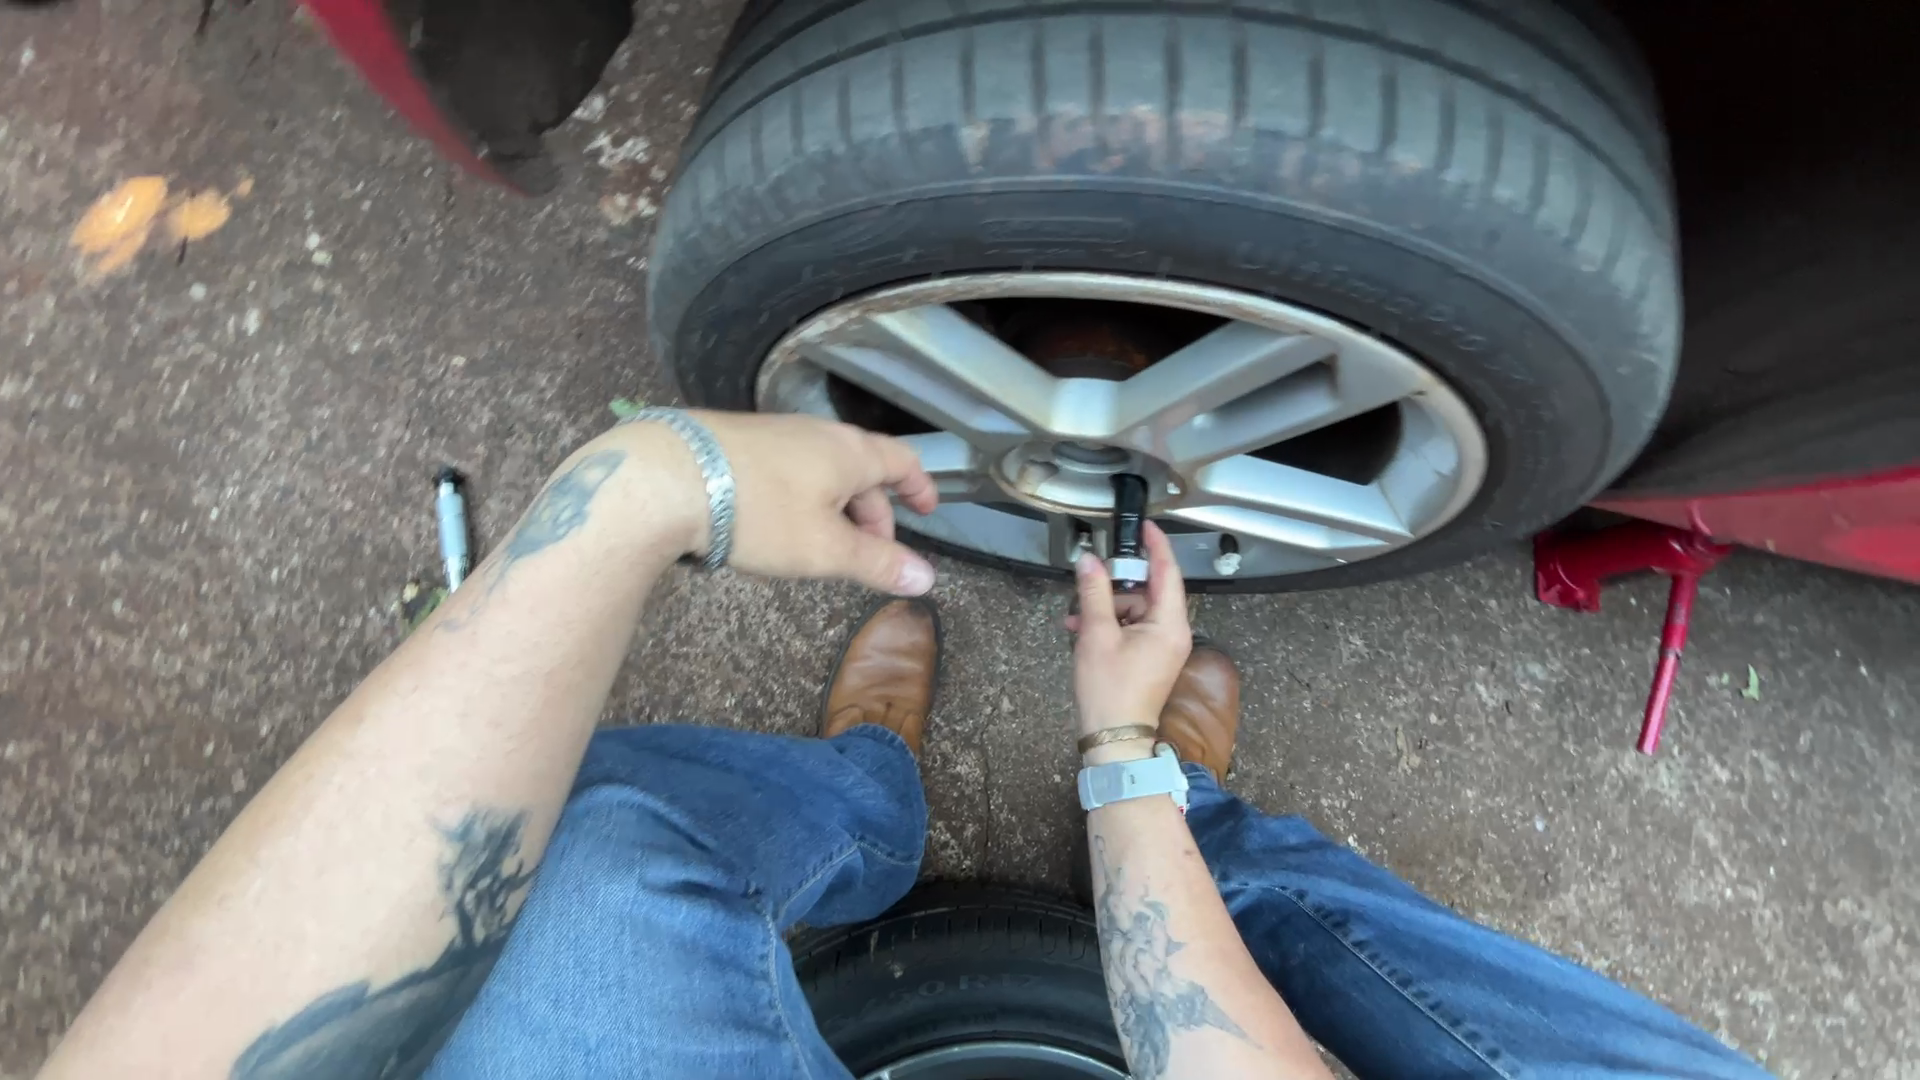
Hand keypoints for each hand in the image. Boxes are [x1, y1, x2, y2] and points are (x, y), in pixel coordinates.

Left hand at [639, 410, 940, 594]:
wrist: (665, 477)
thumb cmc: (761, 513)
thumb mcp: (825, 549)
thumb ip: (878, 564)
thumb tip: (928, 579)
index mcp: (849, 453)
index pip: (901, 461)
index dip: (919, 486)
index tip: (927, 510)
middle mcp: (818, 433)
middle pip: (862, 470)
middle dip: (873, 512)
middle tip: (869, 553)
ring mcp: (776, 432)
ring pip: (824, 470)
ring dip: (837, 507)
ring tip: (823, 545)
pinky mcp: (740, 440)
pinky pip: (790, 468)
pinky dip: (804, 497)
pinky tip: (778, 524)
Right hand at [1068, 521, 1190, 737]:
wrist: (1113, 738)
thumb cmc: (1108, 689)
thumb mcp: (1096, 634)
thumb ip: (1094, 592)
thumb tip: (1090, 561)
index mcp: (1170, 625)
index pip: (1168, 572)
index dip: (1156, 546)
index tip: (1145, 526)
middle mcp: (1174, 633)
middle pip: (1146, 592)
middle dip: (1114, 588)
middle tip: (1087, 585)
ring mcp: (1164, 648)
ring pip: (1135, 611)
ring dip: (1106, 609)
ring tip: (1076, 619)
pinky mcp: (1151, 659)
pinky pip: (1133, 629)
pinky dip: (1110, 626)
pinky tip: (1083, 631)